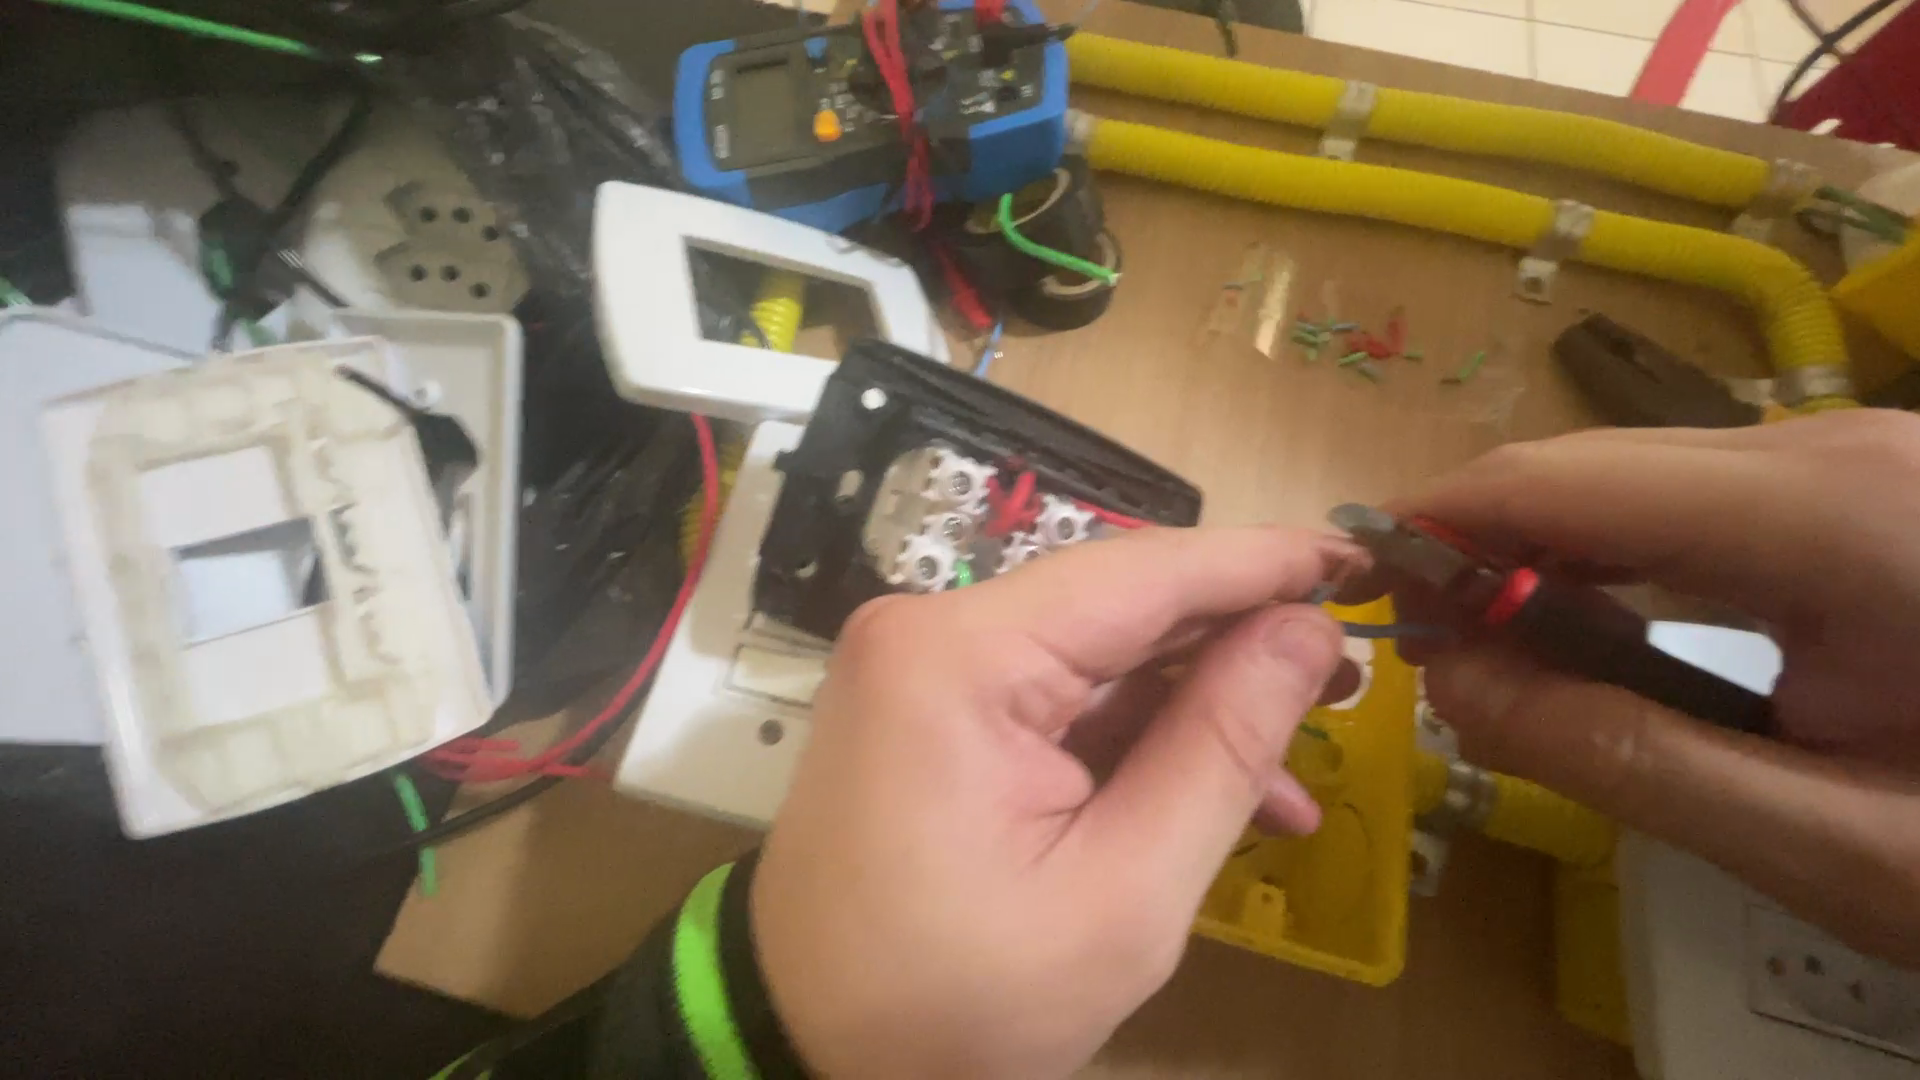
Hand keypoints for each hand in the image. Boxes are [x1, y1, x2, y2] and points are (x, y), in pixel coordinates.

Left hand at [750, 527, 1357, 1079]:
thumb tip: (1303, 633)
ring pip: (1094, 651)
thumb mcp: (1120, 894)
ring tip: (1294, 751)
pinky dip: (1131, 731)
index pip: (1139, 572)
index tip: (1354, 558)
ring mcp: (926, 660)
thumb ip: (1217, 748)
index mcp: (959, 655)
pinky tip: (1212, 786)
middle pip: (1116, 604)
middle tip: (1343, 666)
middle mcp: (932, 628)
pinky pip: (1054, 691)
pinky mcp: (933, 698)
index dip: (1256, 561)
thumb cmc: (955, 997)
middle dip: (1233, 636)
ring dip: (1192, 698)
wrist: (807, 1040)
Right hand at [1398, 412, 1919, 964]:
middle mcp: (1828, 450)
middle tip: (1429, 644)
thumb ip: (1612, 755)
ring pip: (1610, 479)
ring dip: (1526, 555)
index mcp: (1827, 514)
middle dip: (1471, 549)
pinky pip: (1668, 500)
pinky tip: (1588, 620)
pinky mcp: (1854, 486)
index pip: (1546, 480)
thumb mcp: (1837, 847)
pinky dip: (1593, 556)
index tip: (1365, 596)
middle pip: (1569, 469)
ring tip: (1496, 642)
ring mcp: (1848, 458)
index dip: (1429, 527)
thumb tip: (1446, 681)